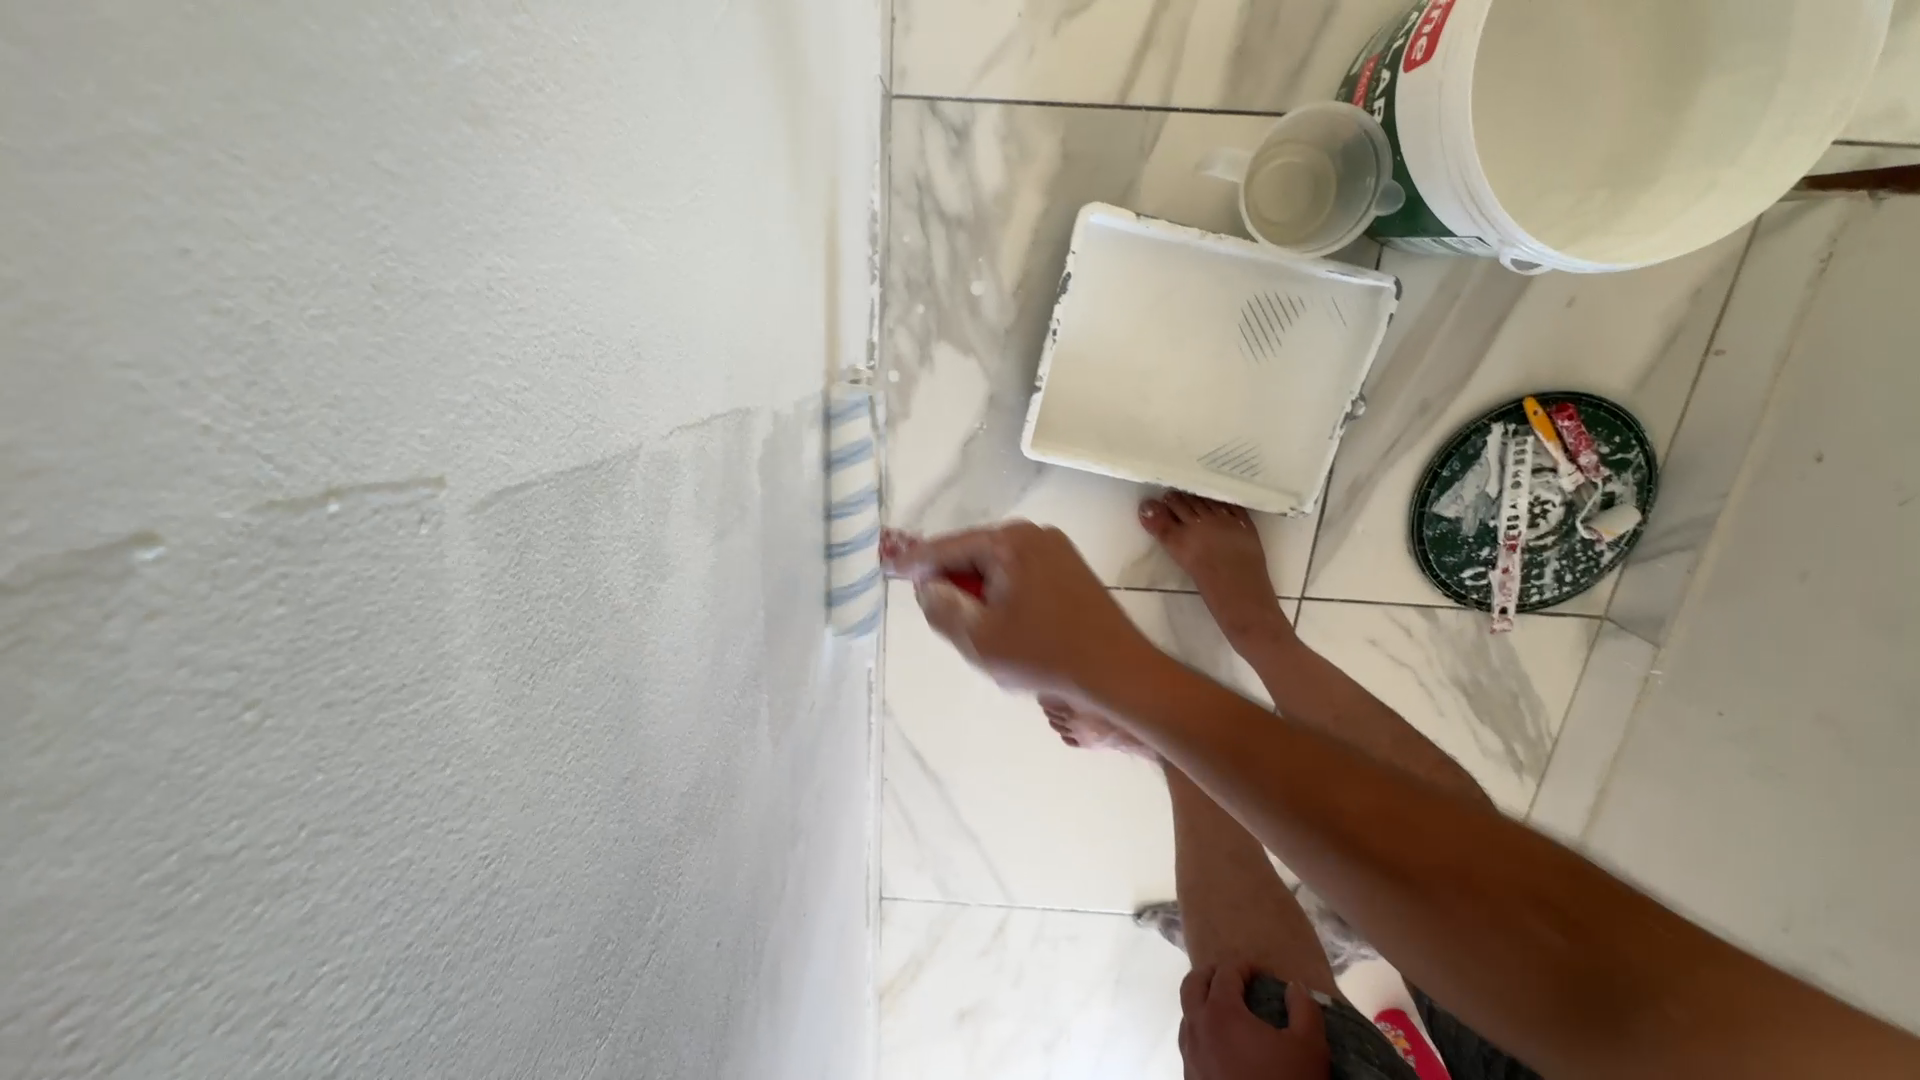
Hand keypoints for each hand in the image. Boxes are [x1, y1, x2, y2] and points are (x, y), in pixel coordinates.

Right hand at [880, 523, 1157, 698]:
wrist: (1119, 673)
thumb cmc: (1044, 655)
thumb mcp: (978, 639)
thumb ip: (941, 608)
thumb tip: (927, 586)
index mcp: (1009, 542)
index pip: (947, 548)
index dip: (916, 563)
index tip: (890, 569)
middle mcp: (1034, 535)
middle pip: (973, 554)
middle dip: (955, 584)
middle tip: (947, 621)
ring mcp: (1057, 550)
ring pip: (997, 568)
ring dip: (981, 594)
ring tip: (983, 634)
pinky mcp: (1071, 571)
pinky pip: (1021, 576)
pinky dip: (1004, 596)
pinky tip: (1010, 629)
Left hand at [1180, 965, 1330, 1079]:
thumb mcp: (1309, 1047)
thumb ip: (1304, 1008)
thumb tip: (1293, 987)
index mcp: (1220, 1013)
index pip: (1225, 972)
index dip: (1245, 967)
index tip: (1263, 974)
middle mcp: (1196, 1028)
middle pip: (1192, 984)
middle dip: (1212, 974)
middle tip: (1236, 978)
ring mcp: (1189, 1055)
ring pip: (1187, 1014)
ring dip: (1203, 1002)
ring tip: (1229, 1009)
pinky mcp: (1190, 1078)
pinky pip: (1189, 1042)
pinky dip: (1202, 1030)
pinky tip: (1224, 1044)